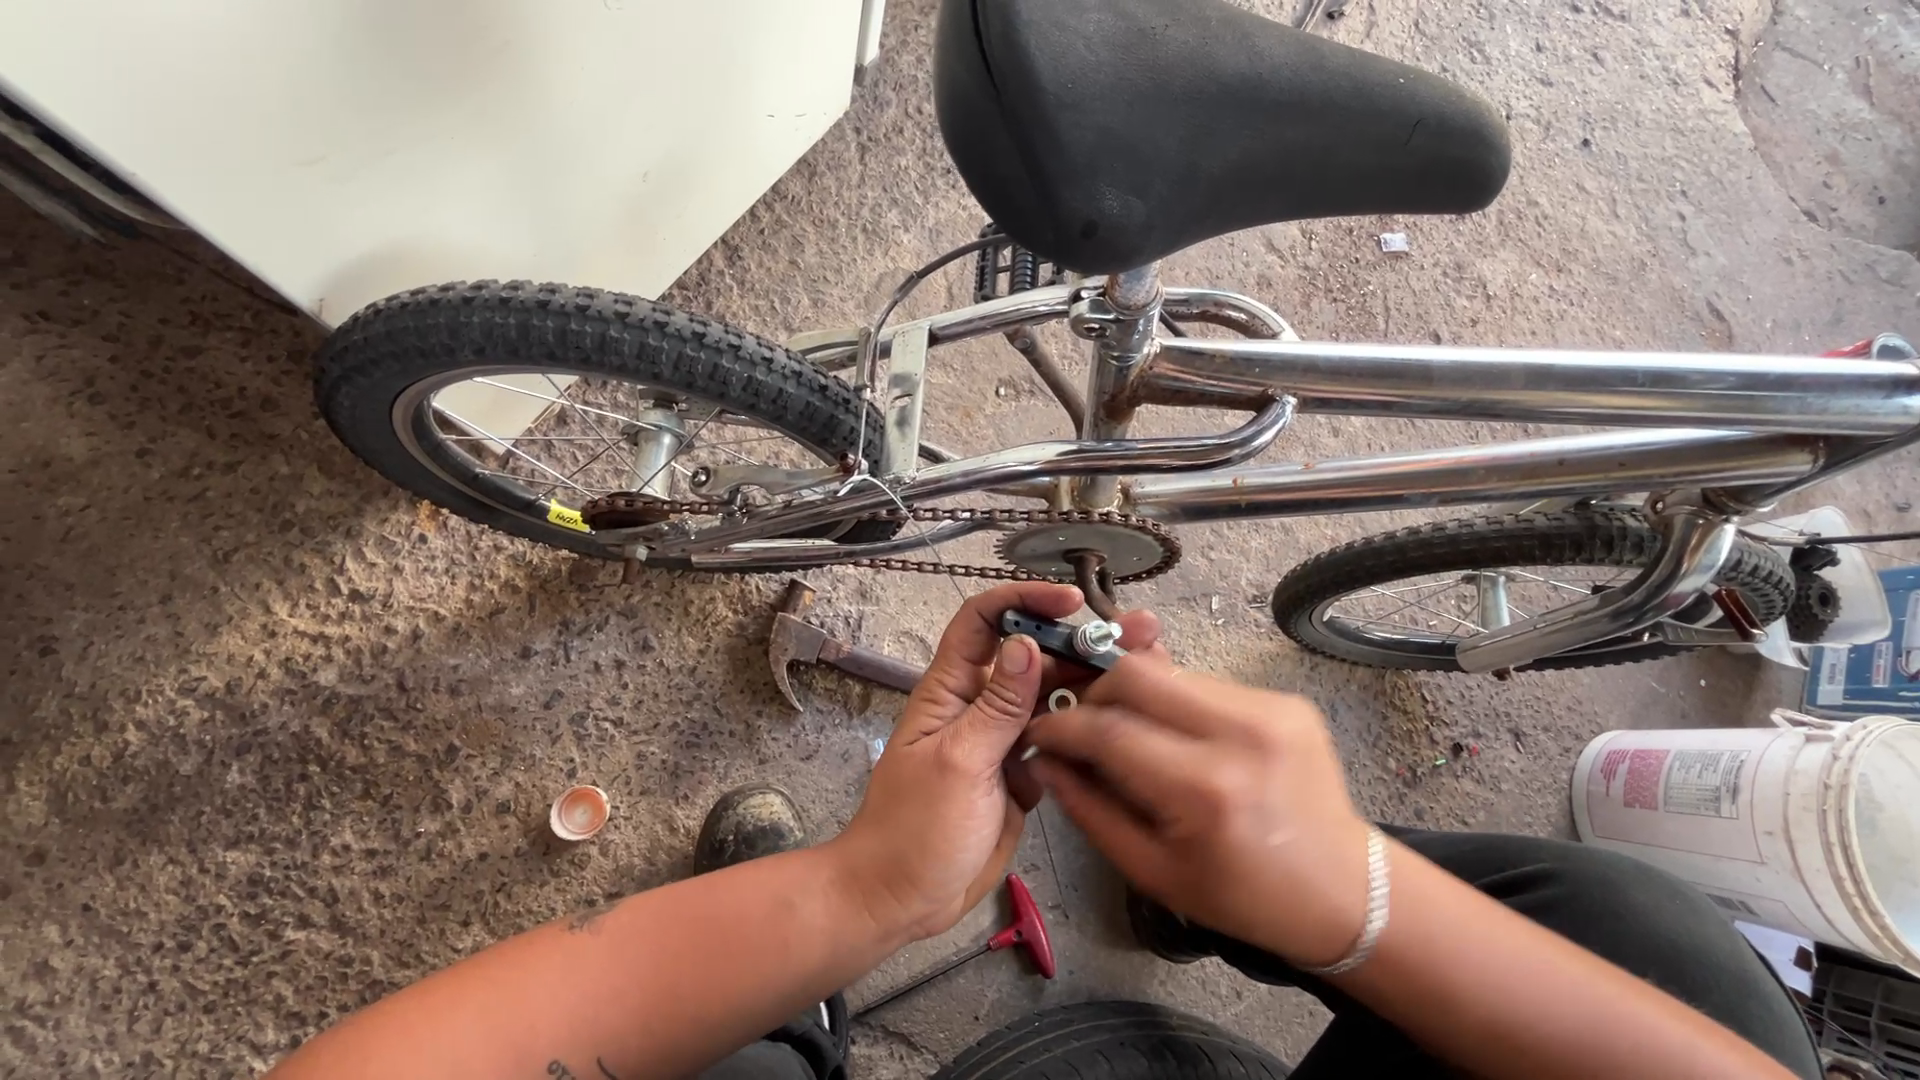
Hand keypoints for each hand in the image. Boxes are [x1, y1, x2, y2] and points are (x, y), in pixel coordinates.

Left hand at [829, 582, 1161, 943]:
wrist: (903, 898)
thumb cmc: (915, 828)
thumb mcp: (959, 762)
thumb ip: (997, 708)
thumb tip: (1028, 645)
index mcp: (951, 690)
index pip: (982, 622)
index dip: (1021, 600)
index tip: (1070, 602)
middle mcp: (980, 704)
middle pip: (1029, 656)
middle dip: (1076, 640)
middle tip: (1138, 633)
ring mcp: (1002, 738)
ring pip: (1049, 696)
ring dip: (1089, 681)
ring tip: (1143, 670)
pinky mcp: (1020, 772)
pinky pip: (1057, 737)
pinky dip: (1085, 728)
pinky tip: (1122, 721)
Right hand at [1023, 654, 1371, 967]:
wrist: (1346, 891)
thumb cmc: (1242, 895)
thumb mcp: (1152, 871)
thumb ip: (1089, 810)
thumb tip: (1045, 762)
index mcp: (1205, 789)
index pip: (1108, 729)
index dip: (1062, 726)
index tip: (1040, 732)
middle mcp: (1240, 733)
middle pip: (1136, 673)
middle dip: (1094, 692)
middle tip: (1084, 725)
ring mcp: (1269, 708)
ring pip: (1169, 671)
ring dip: (1135, 696)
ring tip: (1132, 734)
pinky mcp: (1285, 699)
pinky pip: (1204, 683)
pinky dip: (1175, 703)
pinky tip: (1180, 738)